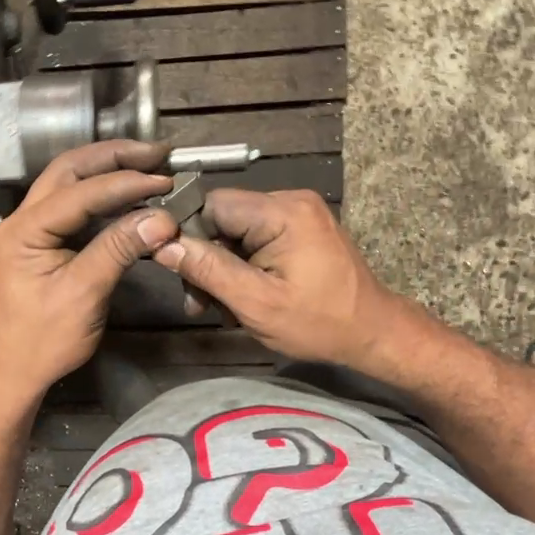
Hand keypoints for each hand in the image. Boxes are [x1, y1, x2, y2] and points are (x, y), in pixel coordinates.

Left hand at [0, 141, 177, 394]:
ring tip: (148, 168)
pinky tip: (130, 200)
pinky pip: (72, 211)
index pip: (78, 191)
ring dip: (107, 174)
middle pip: (67, 171)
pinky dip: (102, 201)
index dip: (124, 182)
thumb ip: (118, 250)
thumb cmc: (44, 341)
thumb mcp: (84, 294)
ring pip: (68, 186)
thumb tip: (162, 218)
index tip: (164, 179)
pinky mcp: (40, 245)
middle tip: (157, 154)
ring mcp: (28, 232)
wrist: (14, 374)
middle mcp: (21, 221)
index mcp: (23, 230)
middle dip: (112, 158)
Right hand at [152, 189, 427, 376]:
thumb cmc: (318, 323)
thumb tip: (162, 245)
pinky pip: (256, 239)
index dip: (186, 235)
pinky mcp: (301, 229)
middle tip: (199, 305)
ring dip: (222, 269)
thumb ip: (208, 270)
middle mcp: (290, 200)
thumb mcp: (255, 303)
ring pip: (235, 232)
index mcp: (282, 212)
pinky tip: (241, 298)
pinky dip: (243, 267)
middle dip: (205, 260)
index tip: (178, 272)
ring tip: (220, 309)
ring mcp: (298, 213)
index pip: (211, 204)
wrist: (373, 334)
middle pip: (222, 219)